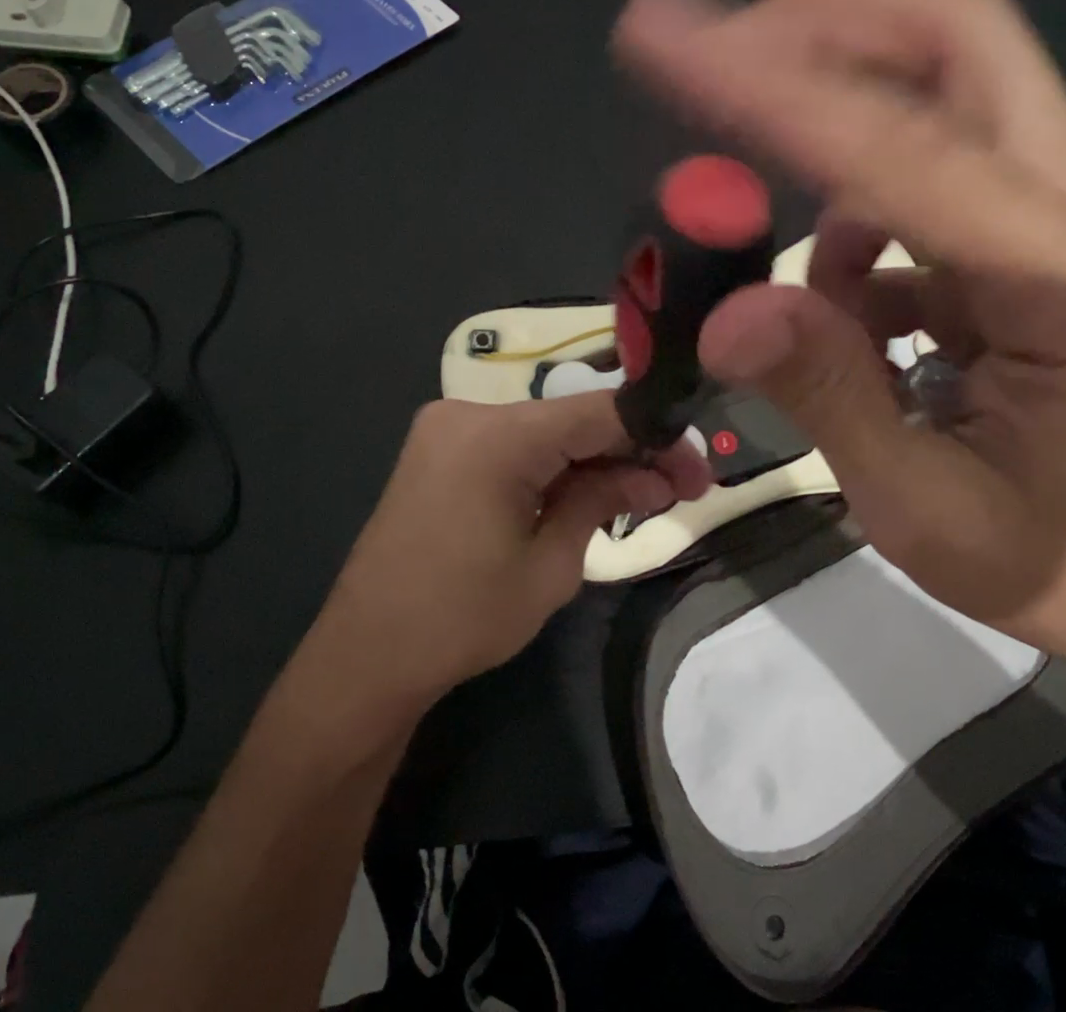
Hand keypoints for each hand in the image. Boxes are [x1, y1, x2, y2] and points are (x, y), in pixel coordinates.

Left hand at [307, 393, 710, 701]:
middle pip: (573, 417)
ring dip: (595, 461)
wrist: (368, 655)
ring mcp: (447, 431)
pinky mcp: (438, 453)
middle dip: (630, 451)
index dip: (658, 437)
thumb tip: (653, 475)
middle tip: (680, 489)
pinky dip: (555, 467)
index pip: (601, 412)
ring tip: (643, 497)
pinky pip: (514, 446)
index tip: (697, 471)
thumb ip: (602, 503)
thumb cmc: (463, 618)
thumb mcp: (551, 565)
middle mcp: (469, 413)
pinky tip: (589, 494)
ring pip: (546, 431)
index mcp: (496, 435)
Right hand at [613, 0, 1065, 681]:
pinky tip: (857, 320)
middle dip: (828, 37)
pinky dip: (870, 227)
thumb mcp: (921, 505)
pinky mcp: (1044, 254)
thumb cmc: (1051, 566)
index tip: (665, 37)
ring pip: (948, 108)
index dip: (776, 88)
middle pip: (958, 51)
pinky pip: (940, 192)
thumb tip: (725, 317)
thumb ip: (828, 396)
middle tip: (722, 64)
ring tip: (808, 287)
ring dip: (844, 154)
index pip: (904, 147)